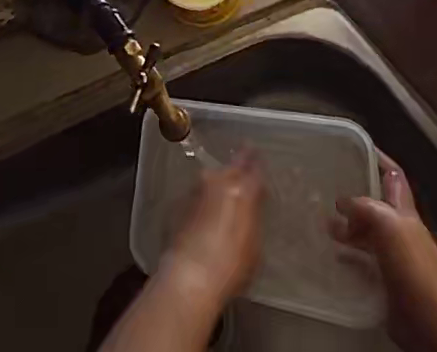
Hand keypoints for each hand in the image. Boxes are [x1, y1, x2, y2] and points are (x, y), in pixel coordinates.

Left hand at [159, 152, 262, 306]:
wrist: (188, 279)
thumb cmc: (231, 267)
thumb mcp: (254, 246)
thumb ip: (252, 218)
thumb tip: (249, 210)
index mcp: (243, 190)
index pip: (254, 166)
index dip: (256, 162)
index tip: (257, 156)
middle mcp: (219, 181)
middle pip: (232, 165)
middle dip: (238, 165)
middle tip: (241, 165)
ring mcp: (196, 190)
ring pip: (212, 179)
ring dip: (217, 184)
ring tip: (220, 198)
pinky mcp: (178, 203)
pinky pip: (197, 196)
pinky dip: (202, 201)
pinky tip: (202, 216)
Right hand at [333, 153, 436, 351]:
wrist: (433, 322)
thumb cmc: (413, 268)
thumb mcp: (388, 226)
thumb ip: (365, 208)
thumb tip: (342, 202)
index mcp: (404, 211)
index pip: (393, 176)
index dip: (379, 158)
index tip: (358, 147)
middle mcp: (400, 230)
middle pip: (377, 203)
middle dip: (355, 196)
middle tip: (328, 191)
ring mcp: (395, 257)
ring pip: (368, 233)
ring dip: (348, 228)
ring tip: (325, 227)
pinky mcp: (387, 282)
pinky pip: (364, 262)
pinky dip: (349, 257)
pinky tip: (335, 259)